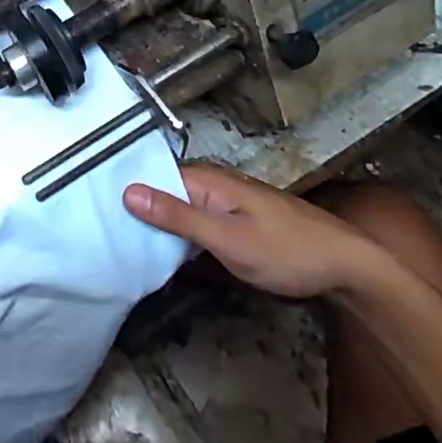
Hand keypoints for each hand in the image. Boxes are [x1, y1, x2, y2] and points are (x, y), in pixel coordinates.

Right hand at [124, 162, 381, 297]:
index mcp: (208, 179)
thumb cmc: (287, 250)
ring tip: (123, 244)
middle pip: (165, 192)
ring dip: (158, 226)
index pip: (154, 176)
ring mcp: (225, 204)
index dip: (127, 190)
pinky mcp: (234, 224)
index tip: (96, 208)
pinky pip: (195, 224)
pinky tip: (163, 255)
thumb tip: (130, 190)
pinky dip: (179, 237)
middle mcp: (214, 184)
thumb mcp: (227, 238)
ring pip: (179, 209)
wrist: (345, 267)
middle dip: (138, 209)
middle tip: (104, 232)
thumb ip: (178, 216)